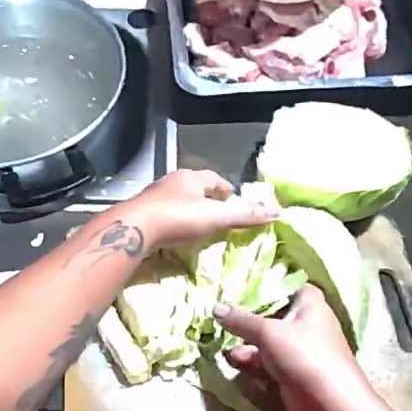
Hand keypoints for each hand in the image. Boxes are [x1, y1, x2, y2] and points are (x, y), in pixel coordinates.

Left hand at [119, 169, 277, 252]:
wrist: (134, 228)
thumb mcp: (216, 217)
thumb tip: (277, 211)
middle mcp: (171, 182)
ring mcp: (153, 197)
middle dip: (207, 198)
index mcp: (191, 177)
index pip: (214, 178)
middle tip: (218, 212)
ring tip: (198, 223)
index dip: (226, 189)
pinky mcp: (141, 213)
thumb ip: (245, 215)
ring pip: (176, 200)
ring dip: (188, 209)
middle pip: (194, 187)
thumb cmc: (178, 218)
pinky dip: (173, 221)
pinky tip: (175, 233)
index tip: (234, 199)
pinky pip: (162, 214)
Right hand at [215, 285, 378, 410]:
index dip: (270, 286)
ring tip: (226, 345)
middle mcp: (308, 324)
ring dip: (248, 343)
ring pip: (270, 341)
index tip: (244, 287)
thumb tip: (215, 308)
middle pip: (275, 315)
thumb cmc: (303, 353)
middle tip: (226, 317)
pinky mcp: (293, 372)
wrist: (327, 402)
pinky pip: (269, 361)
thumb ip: (241, 320)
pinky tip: (235, 361)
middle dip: (250, 318)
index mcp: (310, 305)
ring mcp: (301, 350)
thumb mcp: (268, 332)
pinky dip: (254, 361)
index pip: (290, 287)